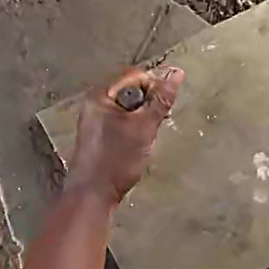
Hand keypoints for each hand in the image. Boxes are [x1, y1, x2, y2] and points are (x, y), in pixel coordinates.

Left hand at [65, 66, 183, 203]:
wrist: (92, 194)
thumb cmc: (116, 160)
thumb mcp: (144, 128)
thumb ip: (160, 101)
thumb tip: (176, 74)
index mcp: (100, 95)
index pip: (134, 75)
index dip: (154, 86)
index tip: (165, 107)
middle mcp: (95, 103)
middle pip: (130, 90)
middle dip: (149, 103)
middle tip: (158, 122)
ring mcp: (95, 119)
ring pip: (128, 108)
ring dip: (143, 117)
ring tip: (147, 136)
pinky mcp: (99, 135)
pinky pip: (121, 121)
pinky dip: (134, 128)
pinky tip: (138, 144)